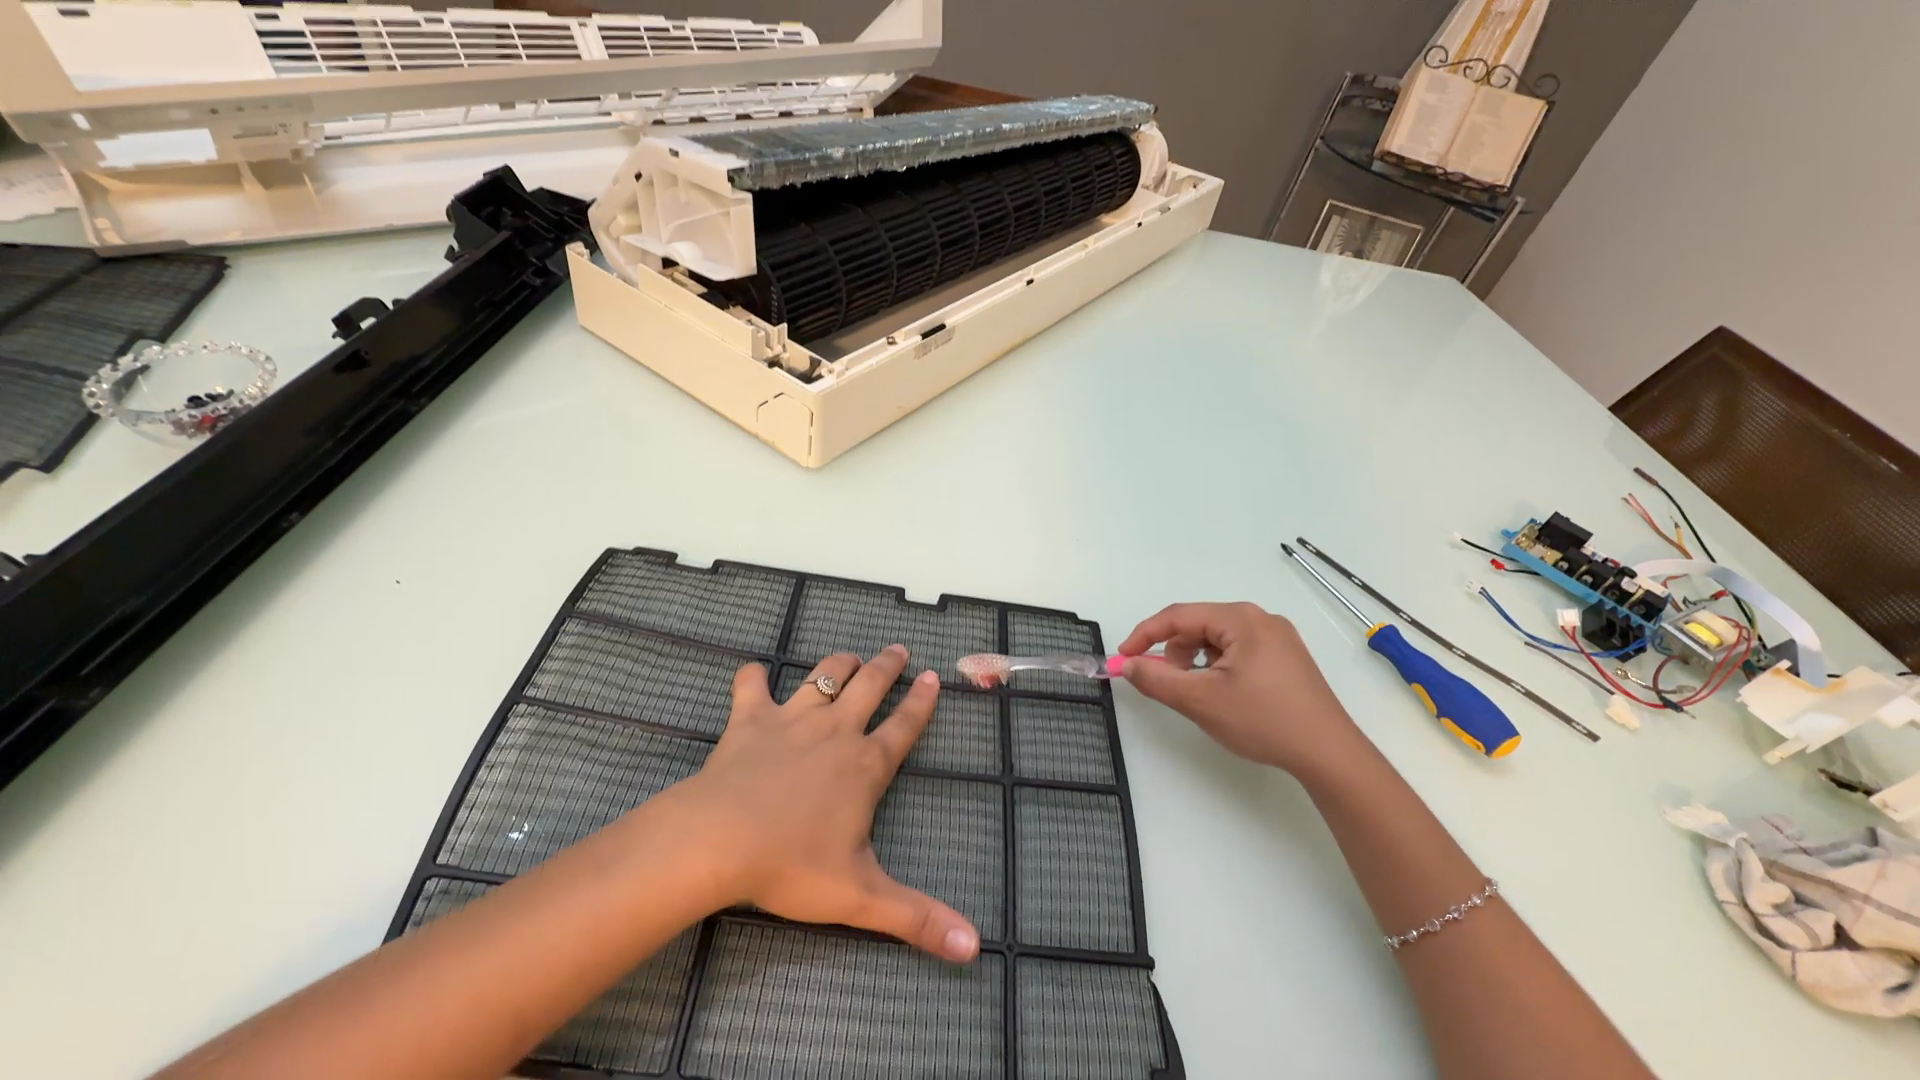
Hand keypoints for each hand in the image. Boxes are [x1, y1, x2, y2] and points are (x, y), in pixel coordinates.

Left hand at [666, 645, 980, 962]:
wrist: (716, 841)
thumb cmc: (791, 865)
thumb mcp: (861, 897)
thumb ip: (917, 918)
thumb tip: (974, 948)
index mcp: (865, 766)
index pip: (904, 727)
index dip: (922, 703)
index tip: (933, 677)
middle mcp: (834, 732)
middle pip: (869, 687)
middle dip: (887, 666)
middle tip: (899, 649)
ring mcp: (789, 721)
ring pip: (822, 677)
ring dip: (838, 663)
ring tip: (849, 655)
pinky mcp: (748, 722)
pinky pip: (750, 688)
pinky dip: (752, 677)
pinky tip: (753, 671)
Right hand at [1118, 602, 1367, 775]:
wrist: (1327, 752)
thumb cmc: (1262, 720)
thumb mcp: (1200, 700)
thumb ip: (1157, 679)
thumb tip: (1129, 665)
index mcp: (1240, 619)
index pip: (1178, 615)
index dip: (1144, 635)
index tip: (1123, 659)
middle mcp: (1260, 618)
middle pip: (1199, 625)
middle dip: (1173, 651)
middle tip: (1166, 684)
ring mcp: (1278, 637)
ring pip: (1218, 639)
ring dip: (1196, 661)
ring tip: (1199, 694)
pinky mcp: (1286, 658)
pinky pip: (1239, 650)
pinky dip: (1218, 667)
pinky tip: (1225, 695)